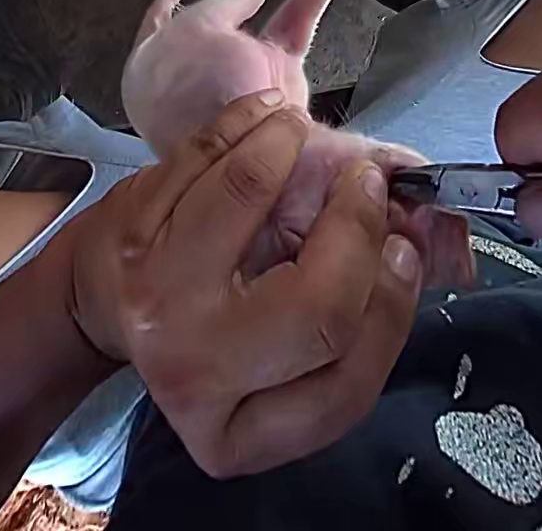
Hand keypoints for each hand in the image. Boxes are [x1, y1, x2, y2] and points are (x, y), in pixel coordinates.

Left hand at [69, 90, 422, 475]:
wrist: (105, 292)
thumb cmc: (212, 311)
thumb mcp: (285, 330)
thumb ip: (367, 290)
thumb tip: (436, 233)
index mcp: (245, 427)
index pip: (345, 384)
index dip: (390, 306)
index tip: (403, 242)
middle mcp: (197, 374)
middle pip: (313, 311)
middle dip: (356, 228)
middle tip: (365, 181)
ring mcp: (157, 299)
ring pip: (244, 198)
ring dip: (288, 146)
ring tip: (304, 130)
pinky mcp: (132, 231)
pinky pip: (202, 155)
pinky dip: (245, 122)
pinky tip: (268, 114)